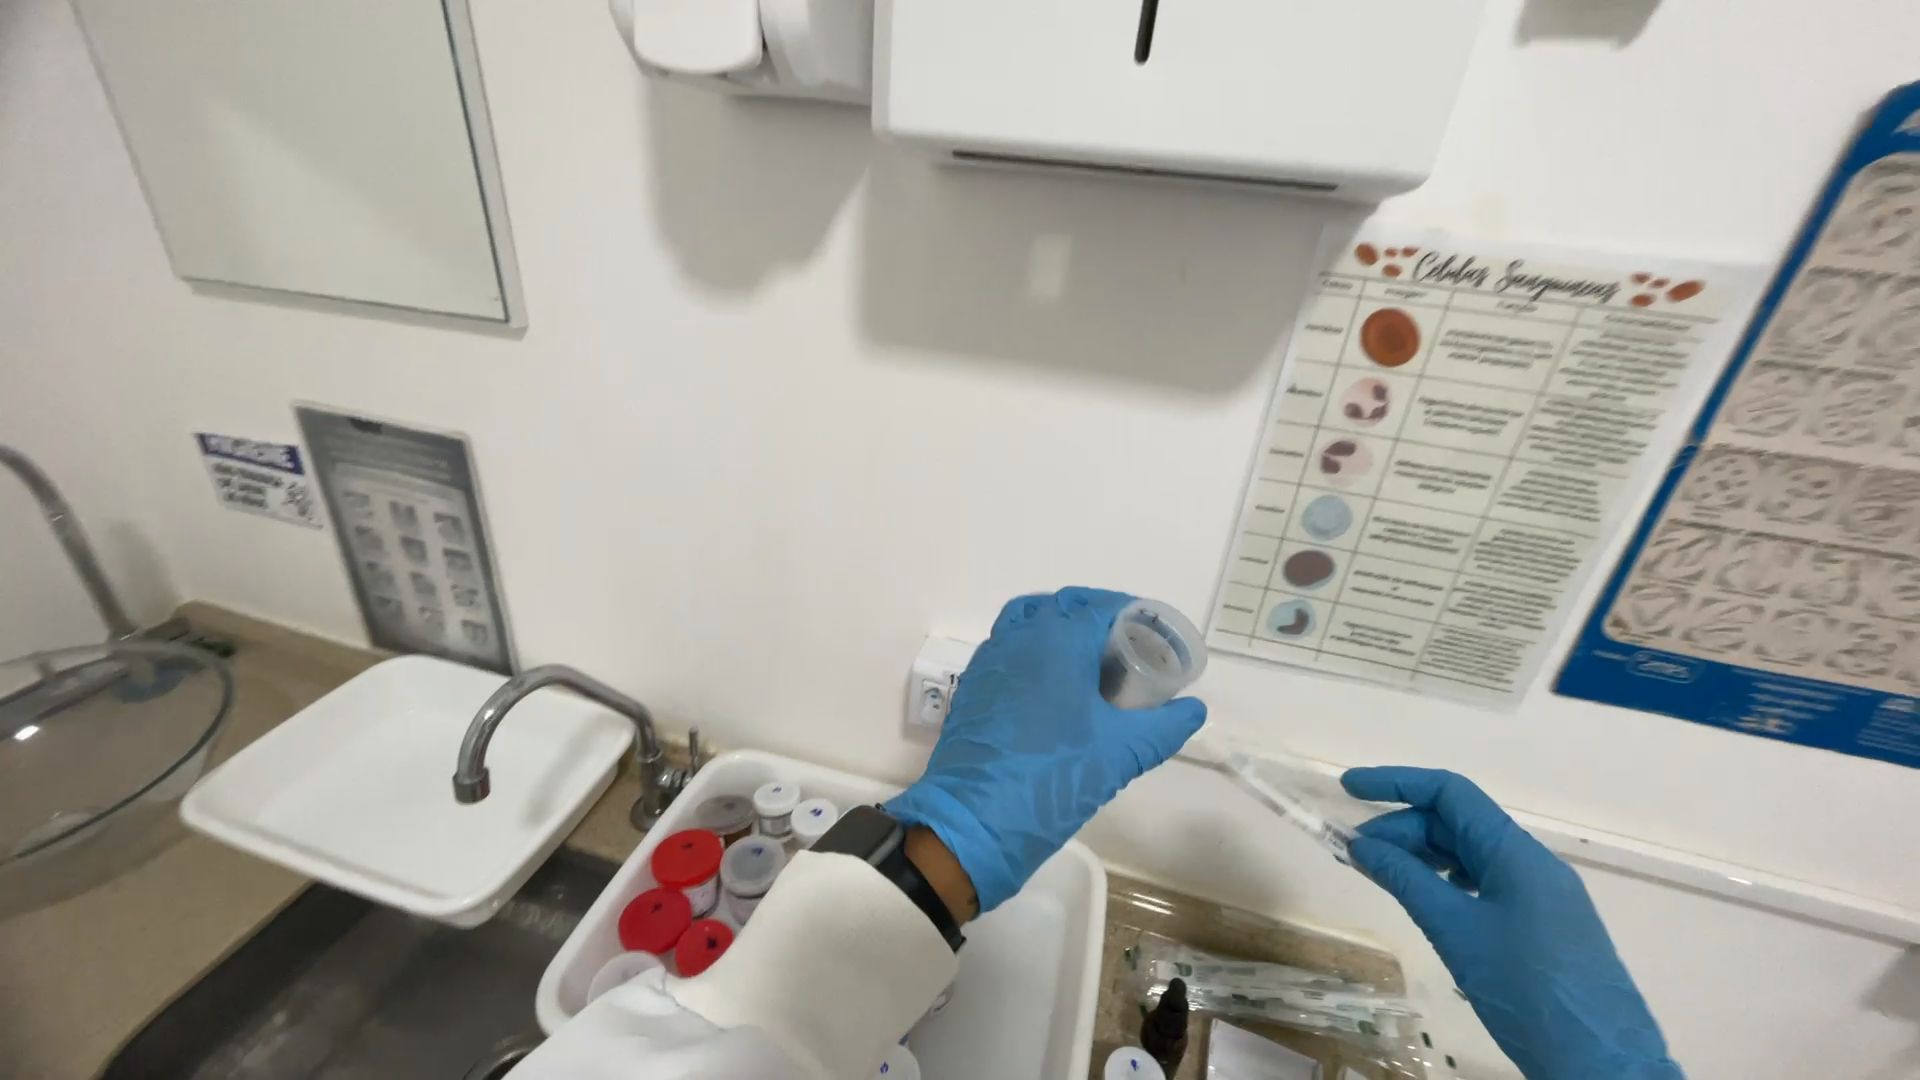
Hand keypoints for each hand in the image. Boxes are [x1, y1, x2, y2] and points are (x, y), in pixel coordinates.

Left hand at [884, 588, 1205, 911]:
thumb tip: (1193, 710)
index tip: (1152, 632)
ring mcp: (990, 658)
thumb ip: (1164, 726)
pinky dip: (1031, 649)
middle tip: (1123, 645)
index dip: (1130, 612)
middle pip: (1062, 606)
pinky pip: (1006, 647)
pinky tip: (1049, 685)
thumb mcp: (1122, 752)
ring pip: (1027, 620)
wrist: (975, 819)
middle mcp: (1020, 636)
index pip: (1101, 607)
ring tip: (1085, 659)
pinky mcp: (973, 684)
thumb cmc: (1055, 775)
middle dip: (1094, 615)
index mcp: (1058, 638)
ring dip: (1057, 626)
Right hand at [1342, 767, 1682, 1079]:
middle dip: (1400, 830)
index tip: (1349, 789)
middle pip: (1454, 823)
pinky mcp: (1543, 924)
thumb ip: (1404, 878)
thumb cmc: (1528, 990)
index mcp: (1517, 853)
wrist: (1607, 1071)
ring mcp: (1542, 895)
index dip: (1395, 783)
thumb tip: (1358, 845)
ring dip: (1419, 856)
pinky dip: (1444, 881)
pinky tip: (1424, 902)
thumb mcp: (1454, 930)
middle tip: (1356, 855)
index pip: (1449, 793)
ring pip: (1468, 853)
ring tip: (1381, 876)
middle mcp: (1532, 863)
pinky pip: (1483, 882)